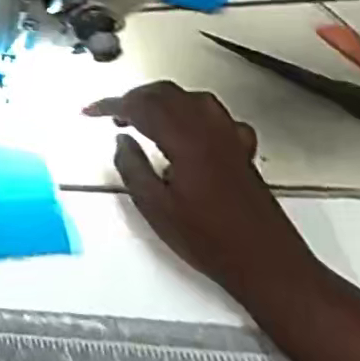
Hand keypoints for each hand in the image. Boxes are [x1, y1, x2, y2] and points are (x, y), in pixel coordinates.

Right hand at [84, 81, 318, 294]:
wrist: (269, 266)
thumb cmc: (209, 241)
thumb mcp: (155, 207)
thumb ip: (132, 166)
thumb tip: (121, 140)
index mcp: (186, 141)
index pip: (141, 107)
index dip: (110, 104)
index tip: (90, 112)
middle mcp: (210, 132)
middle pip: (167, 94)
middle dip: (134, 97)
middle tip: (112, 113)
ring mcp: (231, 140)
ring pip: (191, 98)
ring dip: (162, 100)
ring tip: (143, 116)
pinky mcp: (243, 152)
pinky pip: (215, 116)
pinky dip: (192, 113)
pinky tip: (187, 128)